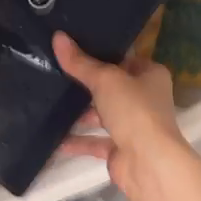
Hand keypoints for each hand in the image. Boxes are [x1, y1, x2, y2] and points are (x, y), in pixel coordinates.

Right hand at [53, 32, 192, 198]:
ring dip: (80, 114)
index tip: (73, 50)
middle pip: (111, 88)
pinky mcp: (121, 149)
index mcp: (151, 75)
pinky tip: (55, 138)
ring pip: (103, 115)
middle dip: (86, 86)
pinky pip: (95, 141)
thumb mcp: (105, 80)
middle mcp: (145, 99)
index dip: (102, 55)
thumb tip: (58, 37)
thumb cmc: (134, 111)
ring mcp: (134, 125)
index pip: (124, 60)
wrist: (149, 163)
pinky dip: (78, 140)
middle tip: (55, 74)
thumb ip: (81, 63)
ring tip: (49, 103)